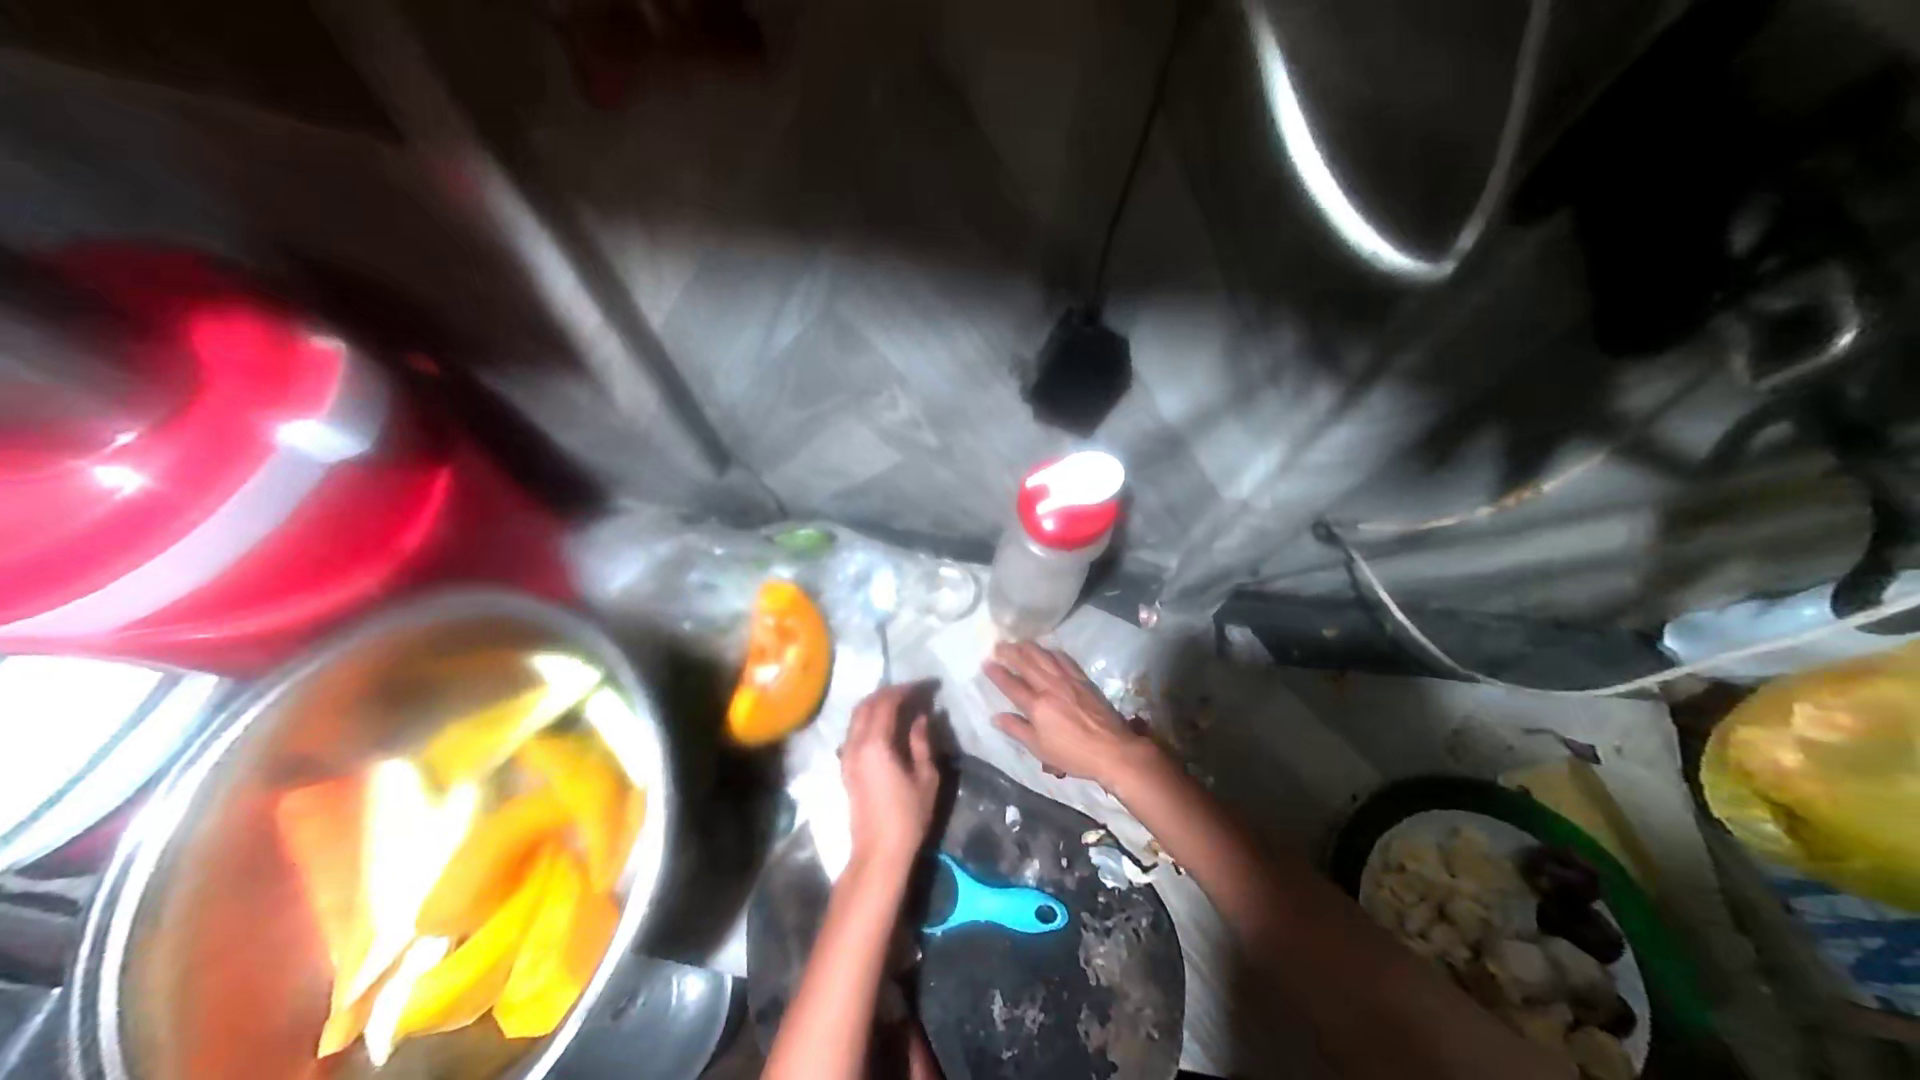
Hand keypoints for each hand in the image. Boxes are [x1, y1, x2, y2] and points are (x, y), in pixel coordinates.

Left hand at [840, 682, 940, 869]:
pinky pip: (855, 730)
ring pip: (857, 716)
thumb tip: (922, 717)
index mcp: (875, 743)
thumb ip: (922, 741)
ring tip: (903, 705)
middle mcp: (855, 744)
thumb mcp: (926, 777)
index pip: (887, 702)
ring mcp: (846, 756)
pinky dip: (870, 719)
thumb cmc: (908, 816)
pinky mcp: (846, 767)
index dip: (907, 689)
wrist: (878, 853)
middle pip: (867, 704)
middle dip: (890, 692)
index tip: (928, 686)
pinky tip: (889, 726)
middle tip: (915, 692)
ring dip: (878, 704)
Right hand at [983, 642, 1157, 788]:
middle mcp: (1050, 687)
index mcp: (1037, 706)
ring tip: (1018, 643)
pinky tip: (1047, 651)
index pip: (1011, 684)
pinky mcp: (1083, 679)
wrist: (1112, 750)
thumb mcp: (1039, 749)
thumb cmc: (1072, 754)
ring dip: (1028, 647)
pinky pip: (1064, 658)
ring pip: (1044, 656)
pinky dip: (1051, 652)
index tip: (986, 663)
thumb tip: (996, 717)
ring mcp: (1068, 680)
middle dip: (1010, 652)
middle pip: (1026, 662)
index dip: (997, 673)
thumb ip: (1016, 729)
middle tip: (998, 646)